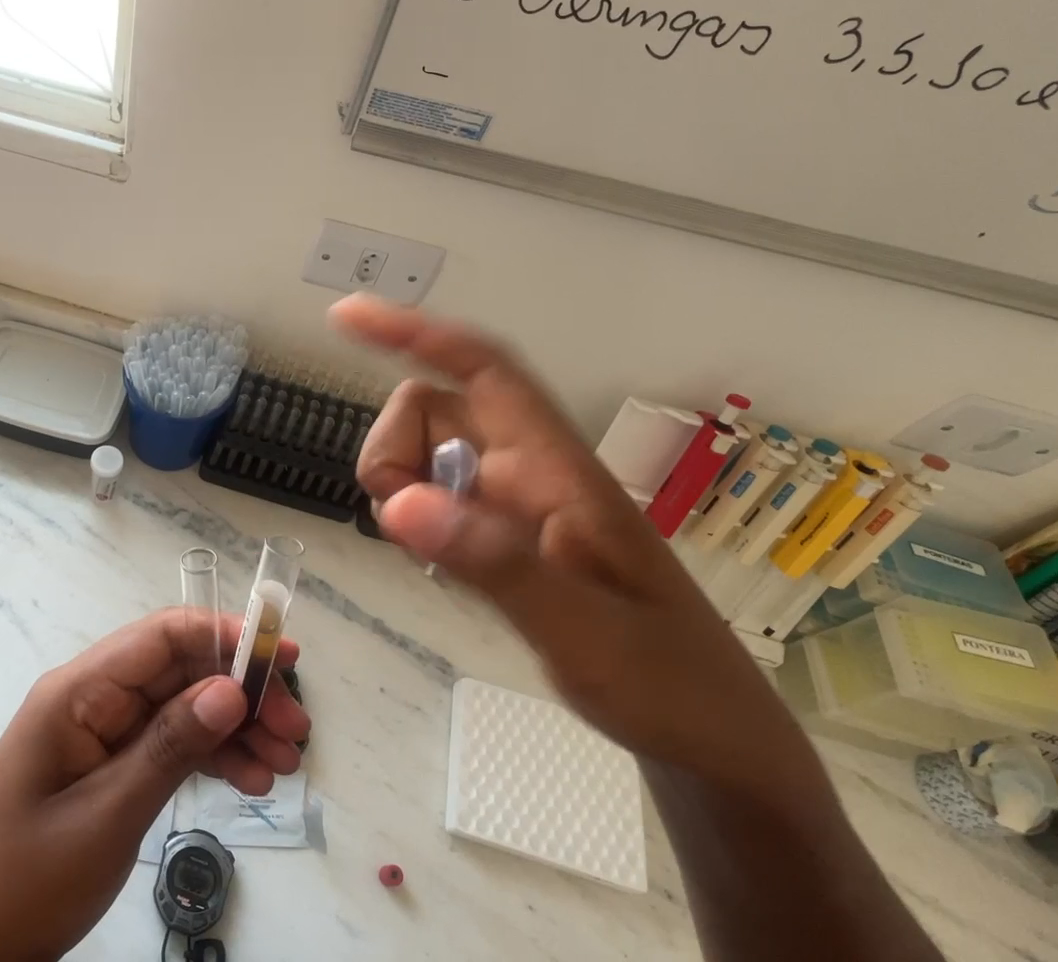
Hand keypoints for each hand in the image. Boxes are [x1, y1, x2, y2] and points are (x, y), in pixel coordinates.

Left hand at [0, 608, 308, 961]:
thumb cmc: (25, 879)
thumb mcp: (107, 815)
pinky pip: (169, 746)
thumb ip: (170, 746)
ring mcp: (100, 734)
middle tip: (297, 732)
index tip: (284, 658)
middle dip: (243, 693)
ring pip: (182, 709)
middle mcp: (91, 700)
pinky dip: (211, 758)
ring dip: (236, 730)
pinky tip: (249, 781)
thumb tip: (232, 688)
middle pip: (180, 672)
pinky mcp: (108, 766)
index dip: (226, 634)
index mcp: (78, 693)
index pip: (161, 636)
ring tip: (284, 766)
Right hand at [331, 295, 811, 789]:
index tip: (347, 319)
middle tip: (407, 528)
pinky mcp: (506, 537)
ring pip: (427, 454)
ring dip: (401, 490)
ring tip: (434, 562)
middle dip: (393, 453)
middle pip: (432, 409)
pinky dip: (418, 518)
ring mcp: (516, 504)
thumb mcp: (582, 632)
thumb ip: (492, 563)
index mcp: (558, 470)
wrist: (710, 737)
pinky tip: (442, 568)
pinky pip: (438, 499)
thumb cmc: (666, 683)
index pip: (483, 371)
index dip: (416, 335)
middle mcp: (532, 471)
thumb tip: (398, 503)